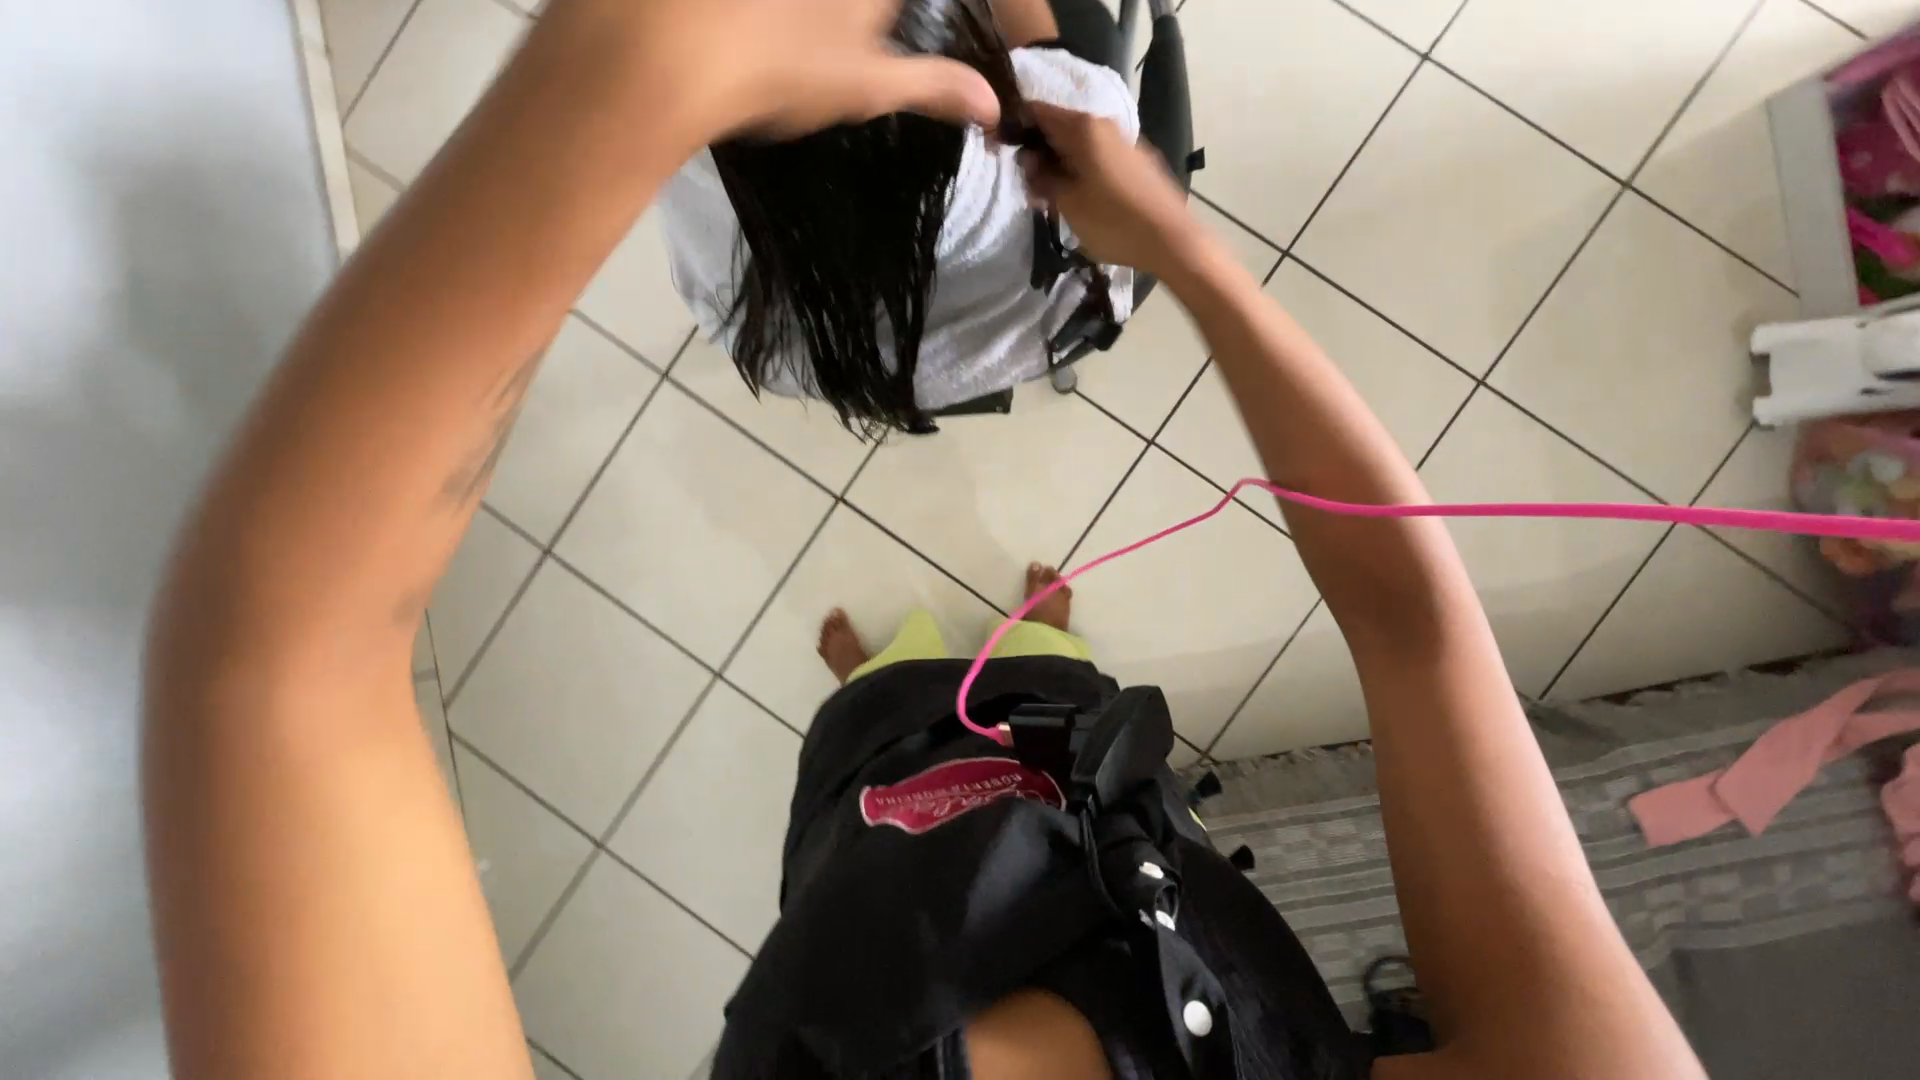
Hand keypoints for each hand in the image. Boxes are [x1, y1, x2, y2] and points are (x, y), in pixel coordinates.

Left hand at [610, 0, 1001, 138]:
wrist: (666, 51)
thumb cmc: (781, 68)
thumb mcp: (868, 85)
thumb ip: (934, 87)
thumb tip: (993, 107)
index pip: (902, 2)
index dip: (900, 17)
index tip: (894, 29)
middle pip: (871, 8)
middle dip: (871, 24)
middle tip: (866, 36)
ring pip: (835, 13)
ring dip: (837, 25)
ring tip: (819, 41)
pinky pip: (783, 11)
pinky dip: (788, 18)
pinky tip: (769, 26)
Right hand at [1018, 103, 1198, 274]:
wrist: (1172, 240)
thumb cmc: (1114, 222)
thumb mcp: (1069, 205)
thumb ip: (1043, 179)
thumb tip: (1027, 161)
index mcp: (1084, 128)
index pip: (1039, 111)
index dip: (1016, 126)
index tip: (1001, 148)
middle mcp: (1104, 125)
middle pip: (1060, 128)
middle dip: (1038, 150)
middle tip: (1024, 182)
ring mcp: (1124, 142)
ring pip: (1080, 144)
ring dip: (1060, 163)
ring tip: (1048, 194)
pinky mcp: (1136, 162)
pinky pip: (1098, 157)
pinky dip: (1081, 169)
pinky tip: (1077, 195)